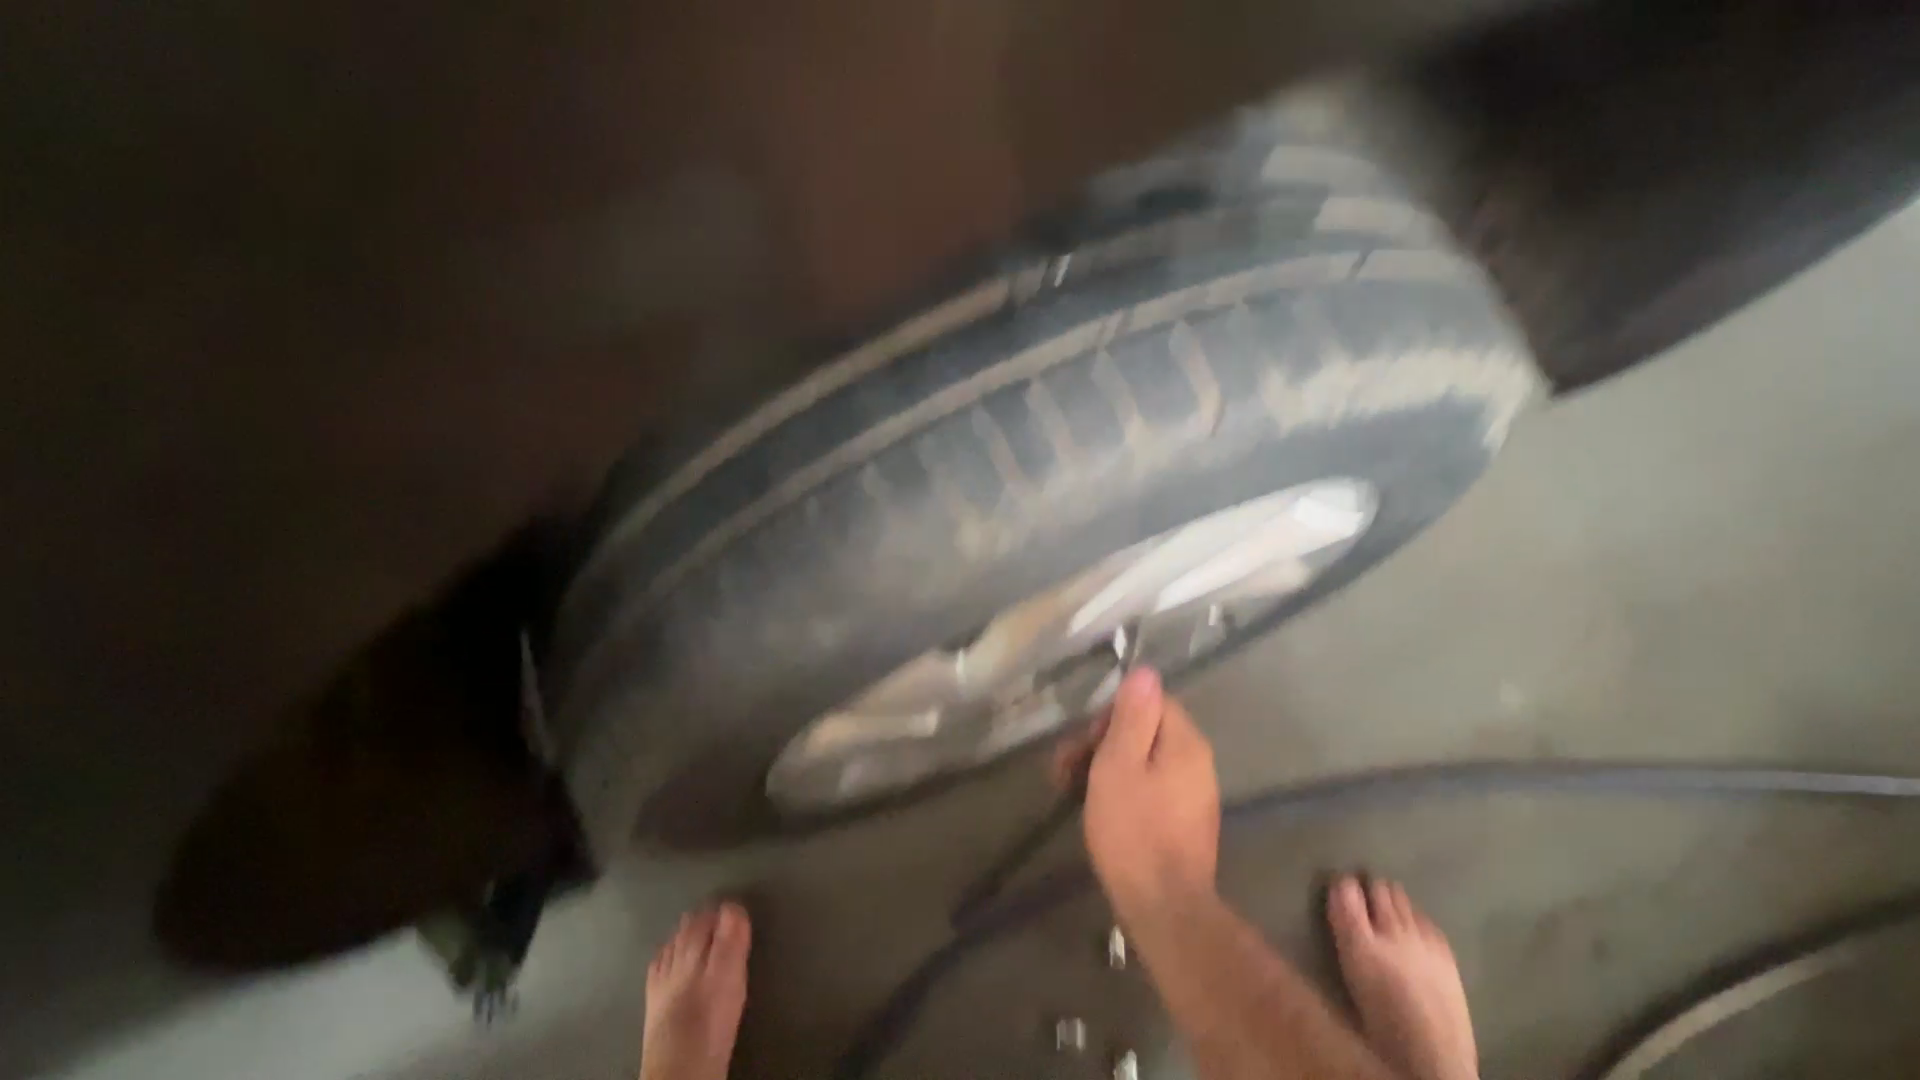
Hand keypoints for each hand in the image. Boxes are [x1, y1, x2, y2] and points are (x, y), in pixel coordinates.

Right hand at [1055, 668, 1219, 917]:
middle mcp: (1198, 763)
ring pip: (1144, 762)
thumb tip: (1146, 672)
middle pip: (1146, 731)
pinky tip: (1099, 813)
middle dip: (1101, 744)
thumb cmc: (1134, 831)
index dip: (1111, 716)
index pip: (1151, 702)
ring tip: (1071, 793)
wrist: (1164, 908)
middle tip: (1064, 771)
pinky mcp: (1185, 823)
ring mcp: (1194, 795)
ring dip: (1106, 769)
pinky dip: (1123, 792)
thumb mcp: (1120, 765)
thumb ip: (1132, 716)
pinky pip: (1151, 789)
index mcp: (1186, 743)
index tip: (1084, 743)